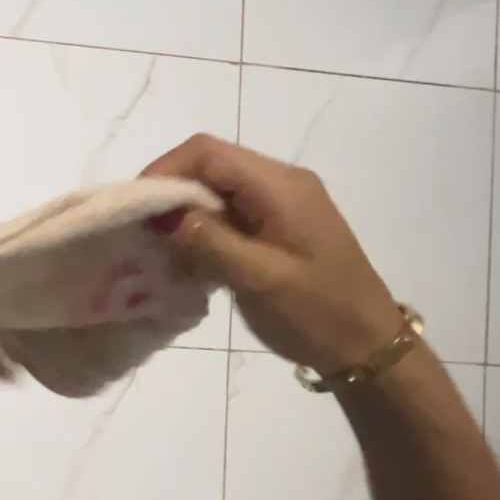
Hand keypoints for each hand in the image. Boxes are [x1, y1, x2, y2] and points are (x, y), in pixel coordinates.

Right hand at [141, 133, 404, 374]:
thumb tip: (161, 213)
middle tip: (138, 233)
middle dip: (168, 194)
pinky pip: (226, 213)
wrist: (367, 346)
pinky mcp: (274, 226)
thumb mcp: (258, 278)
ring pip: (213, 190)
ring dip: (181, 215)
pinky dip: (198, 231)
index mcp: (280, 186)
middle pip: (208, 165)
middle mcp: (280, 183)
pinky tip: (184, 261)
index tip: (133, 210)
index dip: (163, 171)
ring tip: (155, 250)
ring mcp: (279, 204)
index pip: (207, 152)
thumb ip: (208, 240)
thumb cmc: (316, 313)